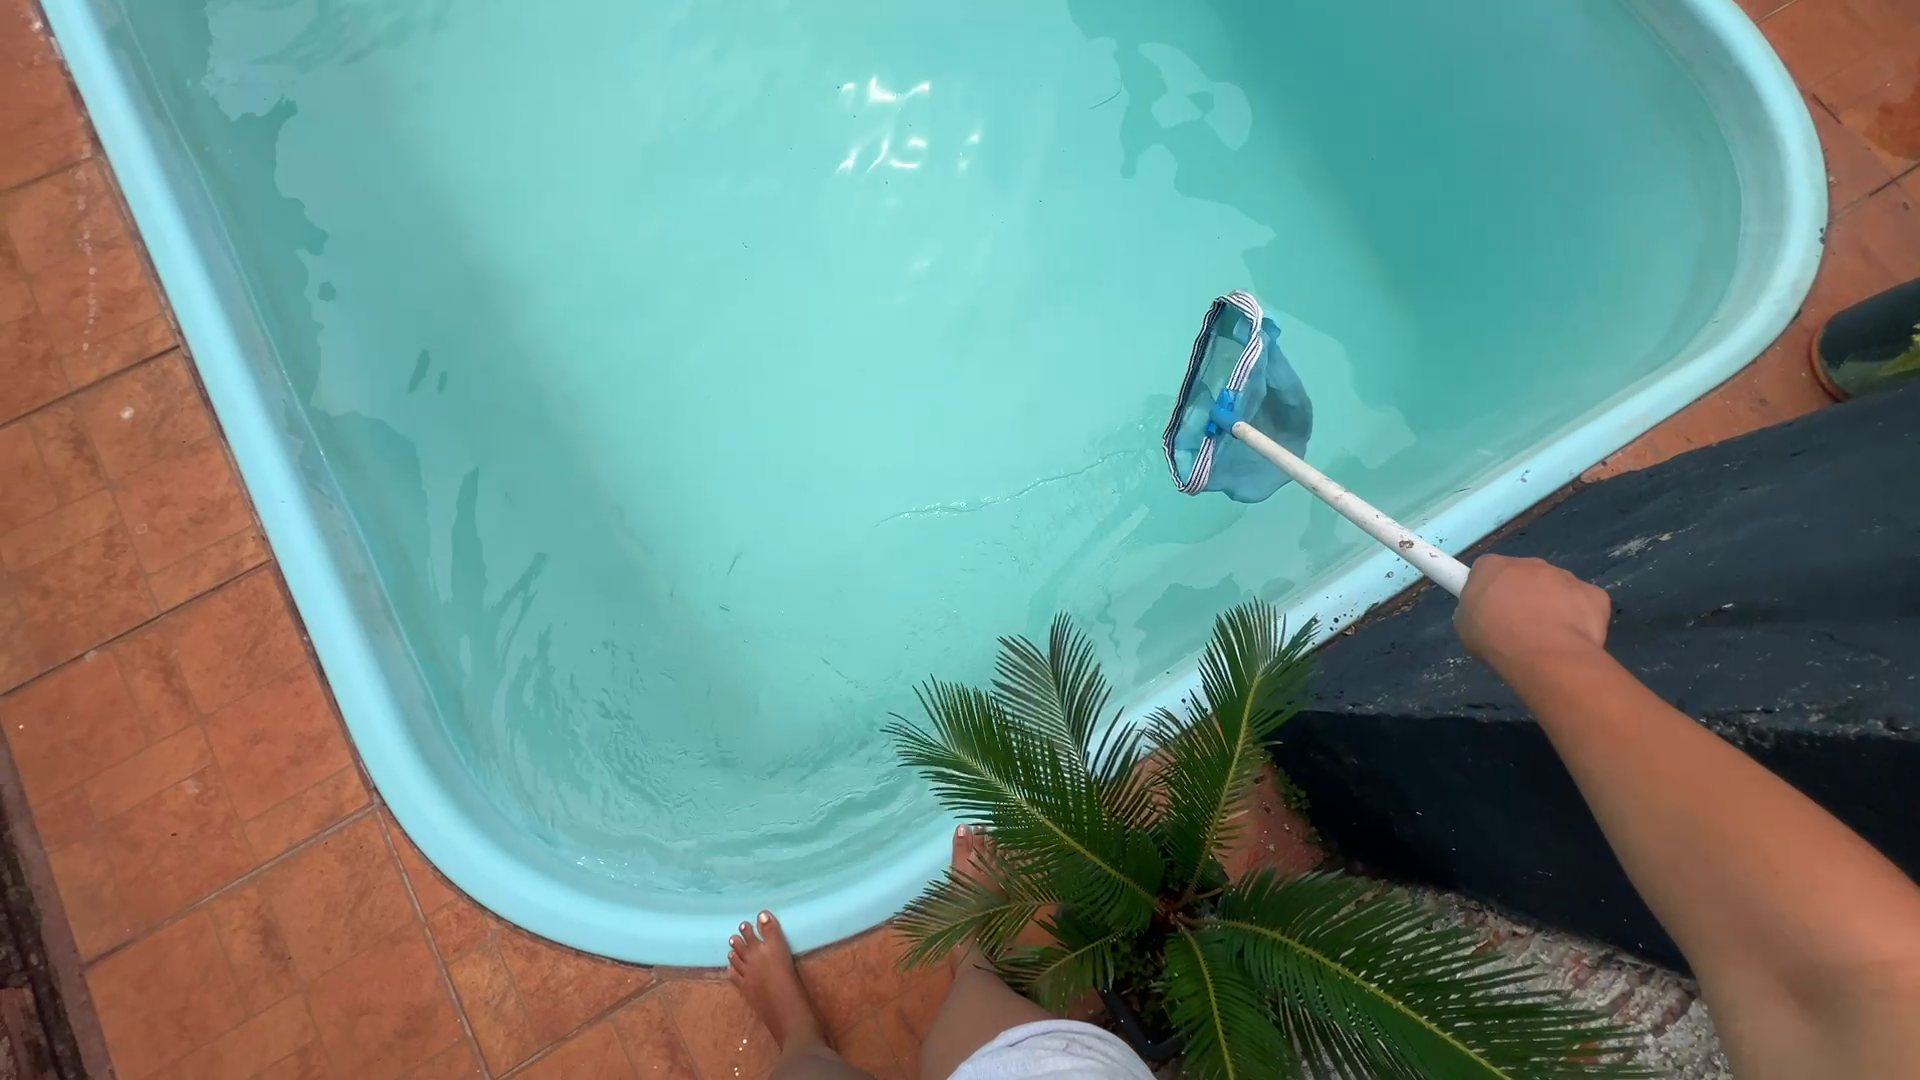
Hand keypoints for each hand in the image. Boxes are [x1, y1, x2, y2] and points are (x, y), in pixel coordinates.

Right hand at [1454, 555, 1610, 670]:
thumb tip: (1489, 611)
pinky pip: (1583, 602)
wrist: (1545, 656)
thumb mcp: (1464, 624)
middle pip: (1524, 575)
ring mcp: (1565, 577)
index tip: (1488, 607)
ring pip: (1555, 587)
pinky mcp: (1595, 594)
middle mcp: (1530, 563)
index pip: (1487, 568)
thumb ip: (1475, 607)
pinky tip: (1570, 635)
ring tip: (1545, 635)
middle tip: (1515, 623)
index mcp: (1492, 566)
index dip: (1488, 587)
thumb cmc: (1494, 638)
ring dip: (1550, 604)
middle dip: (1521, 593)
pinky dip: (1578, 615)